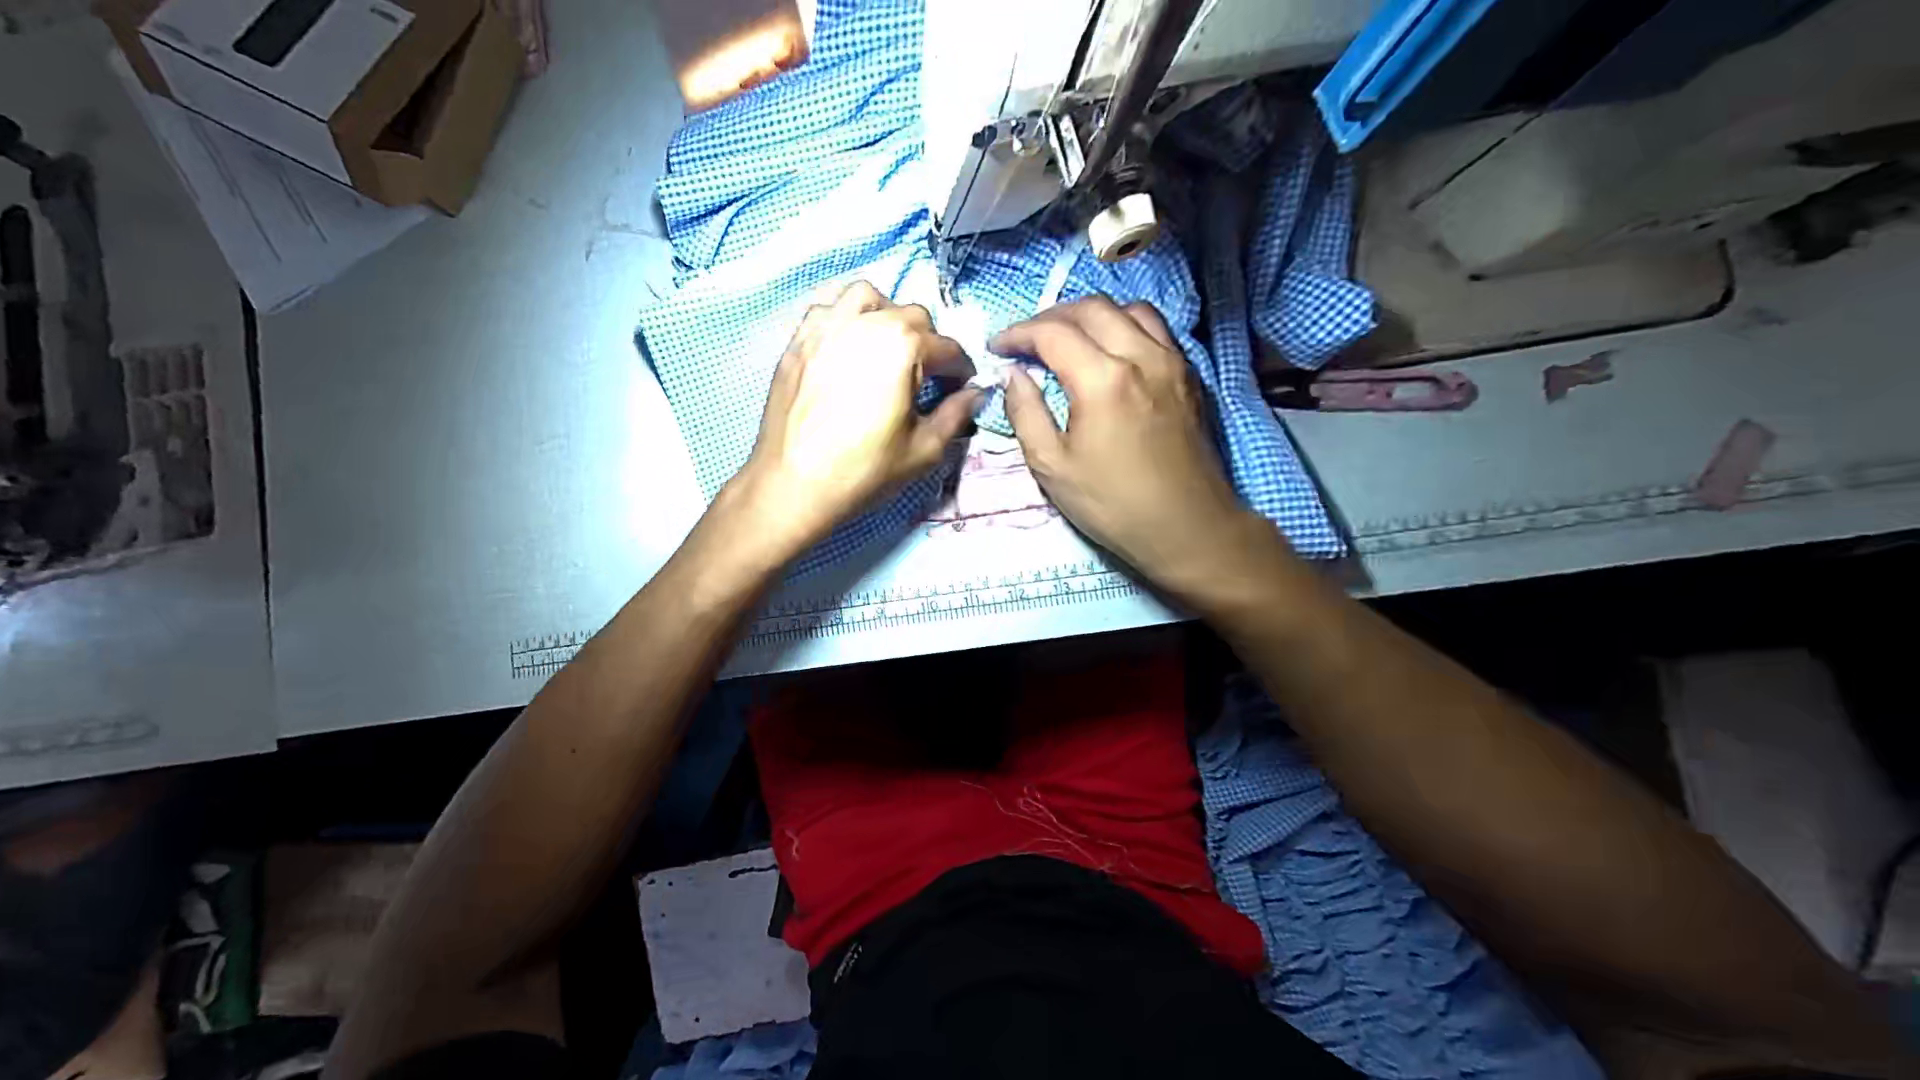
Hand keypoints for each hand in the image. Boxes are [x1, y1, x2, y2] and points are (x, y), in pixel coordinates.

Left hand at [725, 282, 980, 561]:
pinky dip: (845, 316)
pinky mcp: (799, 339)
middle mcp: (868, 322)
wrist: (794, 484)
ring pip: (869, 296)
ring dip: (887, 315)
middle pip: (913, 316)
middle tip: (925, 377)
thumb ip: (956, 414)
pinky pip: (828, 307)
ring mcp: (827, 326)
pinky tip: (849, 344)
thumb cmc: (864, 471)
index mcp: (904, 347)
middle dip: (928, 343)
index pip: (948, 349)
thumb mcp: (923, 450)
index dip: (961, 372)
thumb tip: (976, 393)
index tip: (961, 389)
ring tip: (886, 347)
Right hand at [997, 296, 1285, 608]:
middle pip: (1091, 309)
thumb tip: (1013, 375)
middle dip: (1051, 316)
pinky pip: (1155, 329)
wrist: (1188, 528)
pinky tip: (1111, 350)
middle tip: (1027, 340)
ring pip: (1129, 309)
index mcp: (1103, 380)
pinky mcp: (1189, 375)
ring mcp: (1172, 362)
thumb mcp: (1052, 468)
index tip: (998, 347)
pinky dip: (1125, 325)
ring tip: (1069, 337)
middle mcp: (1141, 356)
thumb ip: (1026, 413)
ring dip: (1092, 315)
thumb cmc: (1114, 505)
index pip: (1052, 333)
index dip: (1018, 333)